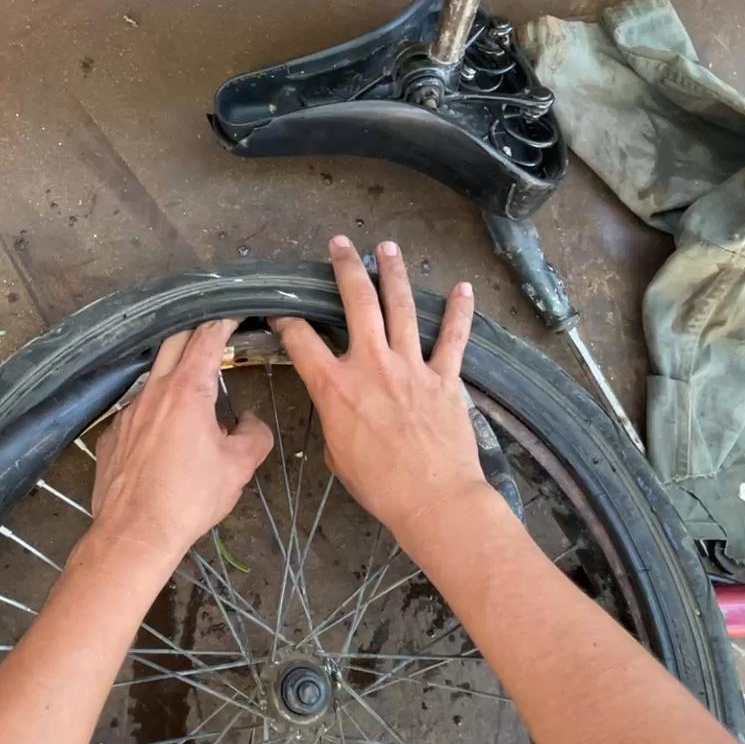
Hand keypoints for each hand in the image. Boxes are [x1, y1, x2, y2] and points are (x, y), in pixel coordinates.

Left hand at [87, 319, 273, 566]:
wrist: (135, 533)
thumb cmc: (189, 498)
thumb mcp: (238, 467)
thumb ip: (254, 435)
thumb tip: (250, 422)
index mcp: (186, 390)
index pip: (207, 338)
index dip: (224, 320)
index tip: (234, 312)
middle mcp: (153, 391)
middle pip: (174, 342)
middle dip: (196, 332)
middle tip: (215, 336)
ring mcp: (128, 411)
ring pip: (152, 375)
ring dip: (174, 371)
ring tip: (193, 389)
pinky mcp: (112, 434)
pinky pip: (136, 408)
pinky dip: (155, 407)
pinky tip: (164, 433)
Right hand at [270, 236, 485, 538]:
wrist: (433, 499)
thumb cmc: (378, 484)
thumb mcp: (338, 454)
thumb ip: (336, 419)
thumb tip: (342, 408)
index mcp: (336, 386)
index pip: (302, 341)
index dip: (287, 320)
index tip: (282, 309)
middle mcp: (371, 364)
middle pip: (357, 303)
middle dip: (346, 268)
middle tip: (341, 244)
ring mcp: (411, 366)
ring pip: (401, 308)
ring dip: (394, 274)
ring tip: (388, 247)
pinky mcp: (445, 377)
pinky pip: (454, 338)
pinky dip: (459, 312)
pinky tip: (463, 288)